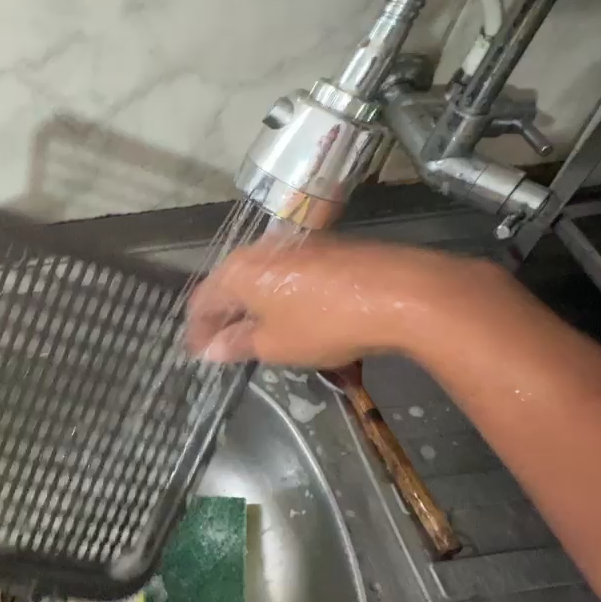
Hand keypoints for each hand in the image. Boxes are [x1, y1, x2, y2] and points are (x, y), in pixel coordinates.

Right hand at [184, 233, 501, 368]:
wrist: (403, 292)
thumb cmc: (325, 323)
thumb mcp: (274, 345)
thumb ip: (237, 345)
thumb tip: (211, 349)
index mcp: (238, 272)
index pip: (202, 303)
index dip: (198, 332)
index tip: (200, 355)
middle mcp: (261, 250)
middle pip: (229, 286)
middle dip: (225, 317)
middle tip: (224, 347)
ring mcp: (296, 245)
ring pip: (261, 279)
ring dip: (254, 307)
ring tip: (259, 336)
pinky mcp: (327, 248)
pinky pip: (288, 275)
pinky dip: (281, 297)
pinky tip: (293, 318)